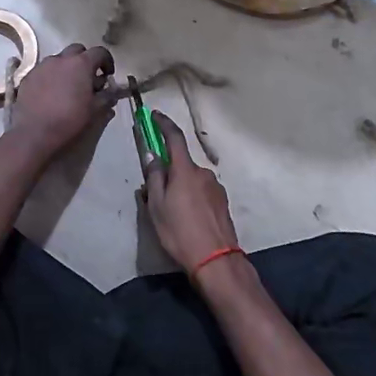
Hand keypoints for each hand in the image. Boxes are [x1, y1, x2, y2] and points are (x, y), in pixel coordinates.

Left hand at [8, 43, 114, 158]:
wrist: (35, 133)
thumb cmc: (70, 120)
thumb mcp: (95, 110)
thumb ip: (107, 96)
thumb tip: (113, 91)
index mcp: (81, 64)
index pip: (100, 52)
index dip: (107, 61)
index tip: (108, 75)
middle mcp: (61, 59)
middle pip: (77, 50)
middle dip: (85, 61)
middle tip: (88, 78)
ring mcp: (42, 66)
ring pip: (59, 60)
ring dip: (67, 68)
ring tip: (68, 87)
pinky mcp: (28, 77)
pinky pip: (44, 71)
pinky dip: (51, 77)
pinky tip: (51, 93)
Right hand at [143, 111, 240, 280]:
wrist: (215, 259)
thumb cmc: (179, 232)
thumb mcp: (157, 207)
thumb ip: (154, 178)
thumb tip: (153, 156)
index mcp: (185, 170)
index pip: (174, 137)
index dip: (163, 124)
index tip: (154, 116)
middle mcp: (204, 173)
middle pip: (182, 163)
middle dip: (168, 172)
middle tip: (155, 194)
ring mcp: (216, 187)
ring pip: (192, 179)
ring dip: (180, 187)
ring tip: (171, 214)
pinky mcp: (222, 201)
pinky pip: (201, 191)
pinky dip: (192, 197)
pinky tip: (187, 219)